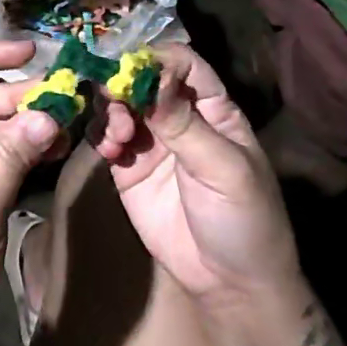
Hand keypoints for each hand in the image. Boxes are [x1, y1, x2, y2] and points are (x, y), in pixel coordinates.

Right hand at [104, 45, 300, 310]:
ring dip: (110, 109)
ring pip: (120, 104)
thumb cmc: (245, 221)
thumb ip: (185, 124)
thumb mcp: (224, 170)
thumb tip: (152, 76)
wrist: (230, 286)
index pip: (184, 65)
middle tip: (111, 95)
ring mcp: (151, 141)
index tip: (132, 66)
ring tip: (116, 135)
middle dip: (124, 82)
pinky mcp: (128, 166)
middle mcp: (178, 116)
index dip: (158, 59)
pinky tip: (109, 151)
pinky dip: (100, 135)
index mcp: (212, 109)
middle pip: (143, 80)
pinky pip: (106, 136)